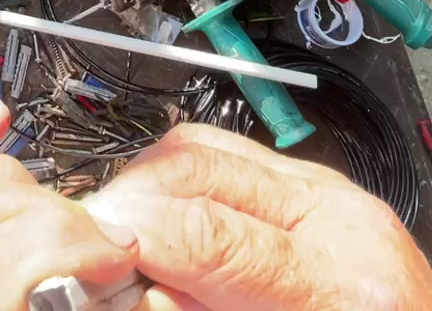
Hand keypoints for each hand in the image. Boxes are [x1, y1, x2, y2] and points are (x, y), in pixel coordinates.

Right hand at [84, 123, 431, 310]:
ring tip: (125, 222)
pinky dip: (179, 173)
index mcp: (342, 288)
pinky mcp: (319, 183)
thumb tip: (137, 288)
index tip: (90, 247)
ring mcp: (330, 191)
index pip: (209, 233)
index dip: (137, 233)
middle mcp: (339, 218)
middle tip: (93, 229)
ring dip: (148, 176)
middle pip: (198, 164)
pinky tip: (165, 210)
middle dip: (131, 191)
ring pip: (204, 143)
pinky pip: (227, 151)